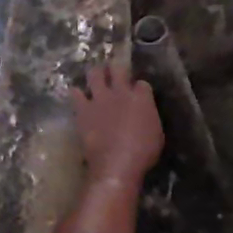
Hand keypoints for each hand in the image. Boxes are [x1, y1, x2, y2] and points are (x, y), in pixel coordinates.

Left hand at [72, 61, 163, 188]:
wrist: (117, 164)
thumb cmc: (143, 153)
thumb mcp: (157, 134)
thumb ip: (149, 118)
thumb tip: (145, 114)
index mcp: (141, 98)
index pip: (142, 83)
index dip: (140, 87)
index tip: (139, 93)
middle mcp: (120, 92)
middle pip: (118, 68)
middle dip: (117, 68)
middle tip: (114, 71)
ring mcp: (99, 99)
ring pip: (95, 74)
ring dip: (96, 73)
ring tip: (96, 75)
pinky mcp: (83, 110)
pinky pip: (75, 93)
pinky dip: (77, 93)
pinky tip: (78, 96)